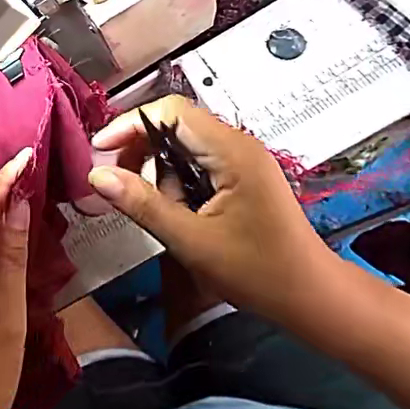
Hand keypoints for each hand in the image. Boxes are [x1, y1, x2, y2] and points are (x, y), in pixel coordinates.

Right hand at [88, 97, 338, 324]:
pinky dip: (176, 179)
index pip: (171, 111)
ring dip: (158, 168)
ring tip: (149, 205)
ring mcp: (243, 159)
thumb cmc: (258, 271)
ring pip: (184, 144)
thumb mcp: (192, 241)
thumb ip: (143, 204)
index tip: (101, 152)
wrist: (311, 297)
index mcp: (232, 151)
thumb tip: (98, 176)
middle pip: (175, 124)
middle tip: (115, 181)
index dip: (130, 125)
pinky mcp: (242, 175)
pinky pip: (198, 162)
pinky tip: (172, 209)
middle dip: (140, 148)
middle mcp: (238, 144)